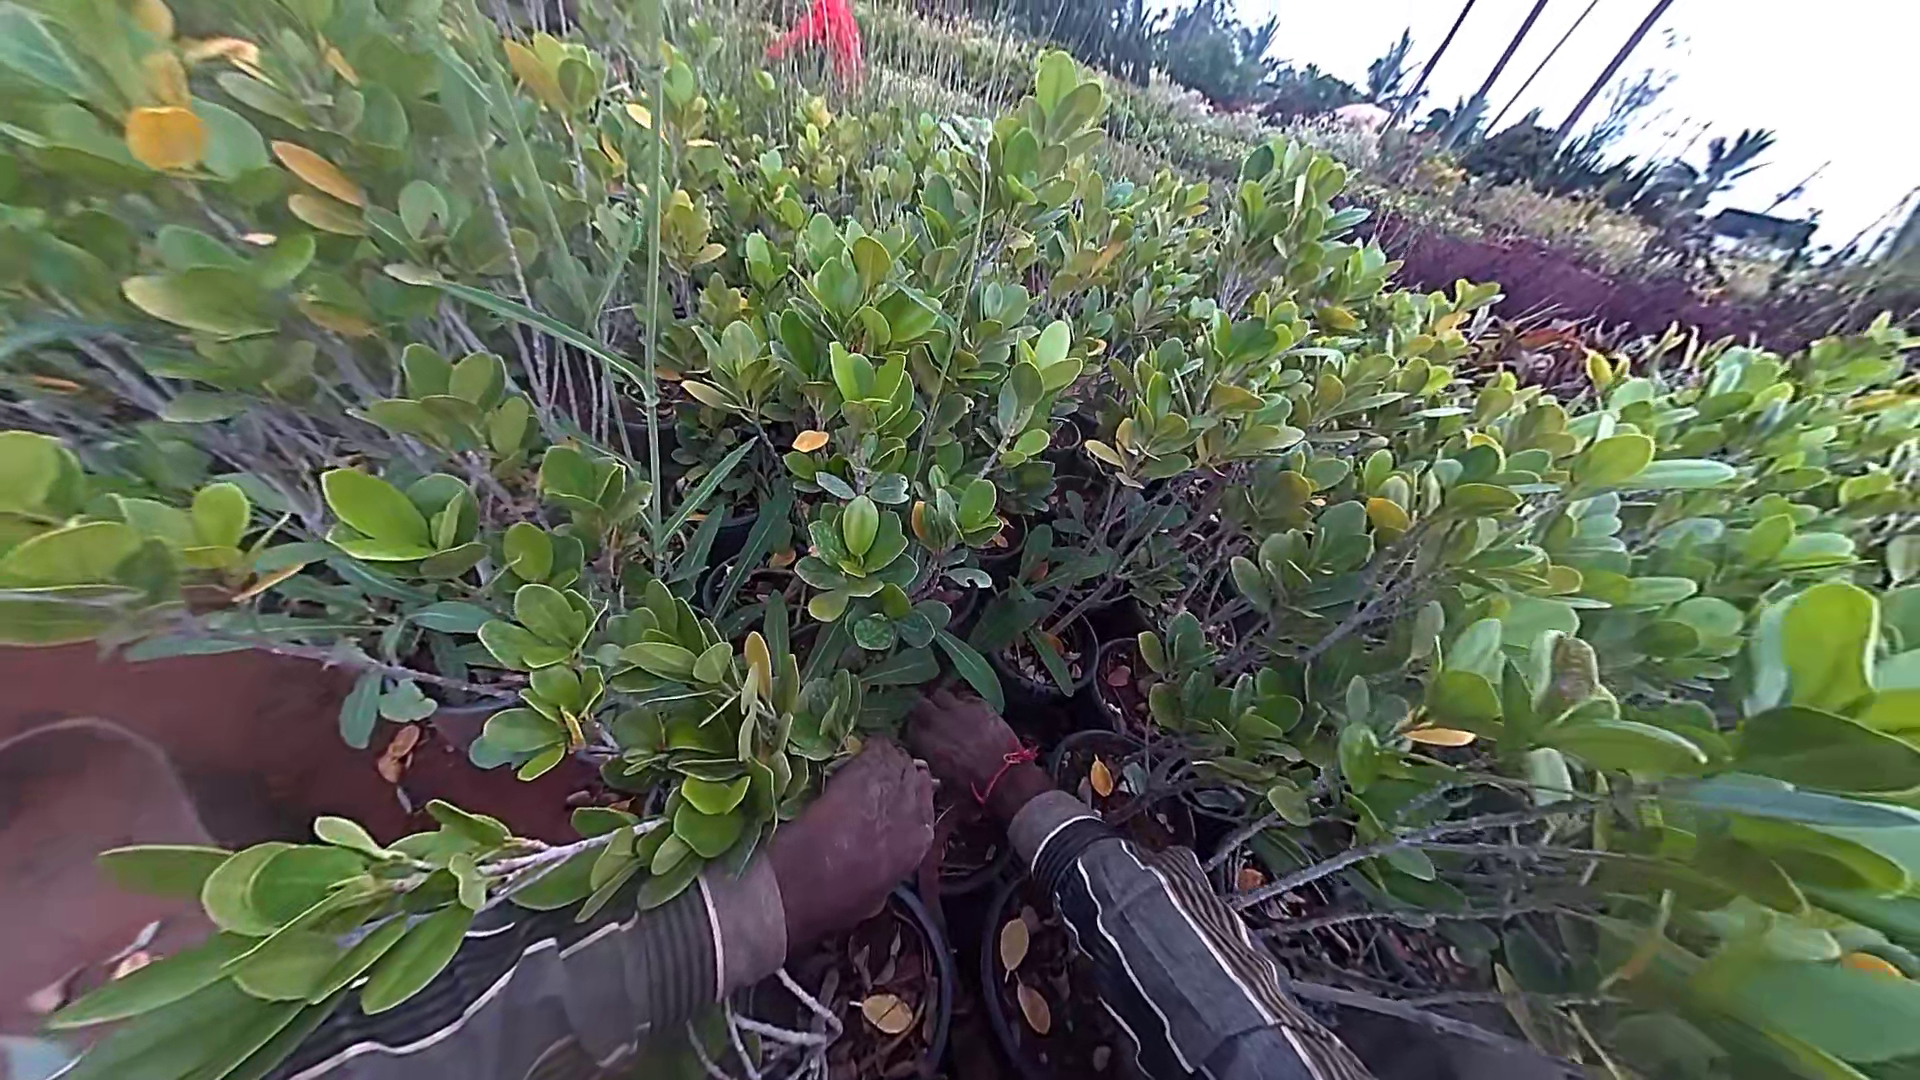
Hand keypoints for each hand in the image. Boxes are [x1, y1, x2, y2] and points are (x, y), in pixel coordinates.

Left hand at [766, 738, 932, 950]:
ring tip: (869, 763)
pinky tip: (859, 754)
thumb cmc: (832, 902)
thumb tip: (890, 843)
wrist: (798, 887)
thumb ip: (893, 860)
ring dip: (886, 760)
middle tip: (880, 775)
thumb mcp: (877, 892)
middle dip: (900, 774)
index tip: (896, 791)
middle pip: (914, 777)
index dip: (911, 794)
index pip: (927, 803)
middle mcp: (912, 812)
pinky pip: (878, 749)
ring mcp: (890, 788)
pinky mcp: (863, 772)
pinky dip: (871, 749)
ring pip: (899, 759)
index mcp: (918, 845)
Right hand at [906, 689, 1051, 821]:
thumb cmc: (972, 789)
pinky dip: (964, 703)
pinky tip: (969, 713)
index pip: (908, 726)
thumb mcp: (943, 782)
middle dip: (923, 711)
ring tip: (948, 711)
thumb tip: (929, 755)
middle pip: (920, 705)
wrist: (1005, 778)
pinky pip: (964, 697)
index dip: (913, 730)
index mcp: (926, 742)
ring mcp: (959, 709)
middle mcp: (938, 721)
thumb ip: (930, 762)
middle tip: (930, 719)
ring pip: (940, 694)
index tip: (918, 734)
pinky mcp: (979, 704)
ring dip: (942, 703)